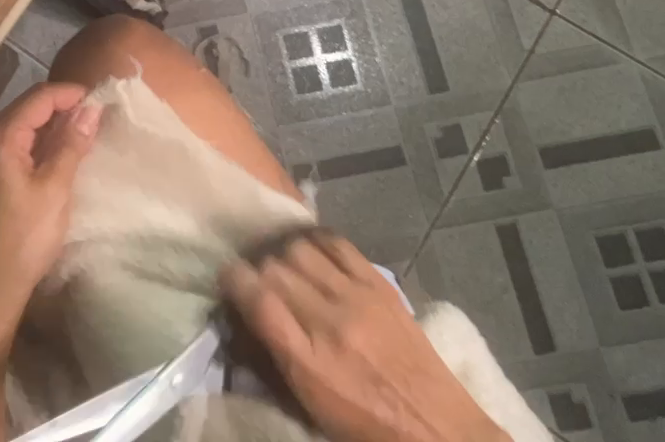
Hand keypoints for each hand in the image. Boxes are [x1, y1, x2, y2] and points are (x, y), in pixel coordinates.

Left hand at [0, 83, 102, 312]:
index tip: (101, 99)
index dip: (70, 93)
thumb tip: (92, 108)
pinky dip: (42, 139)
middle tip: (97, 112)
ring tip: (86, 128)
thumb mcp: (55, 189)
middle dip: (63, 103)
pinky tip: (63, 149)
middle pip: (28, 105)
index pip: (39, 97)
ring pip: (24, 123)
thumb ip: (72, 144)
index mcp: (1, 138)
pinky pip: (19, 141)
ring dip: (54, 121)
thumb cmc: (25, 238)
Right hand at [221, 233, 507, 441]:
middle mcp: (329, 322)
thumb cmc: (365, 426)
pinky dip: (317, 242)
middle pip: (274, 269)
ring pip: (300, 249)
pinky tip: (312, 252)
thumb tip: (247, 320)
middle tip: (257, 280)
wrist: (436, 430)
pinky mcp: (380, 285)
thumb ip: (276, 357)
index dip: (233, 280)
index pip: (257, 300)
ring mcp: (357, 298)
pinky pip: (337, 244)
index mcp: (307, 363)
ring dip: (284, 255)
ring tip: (285, 267)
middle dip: (258, 270)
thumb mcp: (310, 404)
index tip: (228, 279)